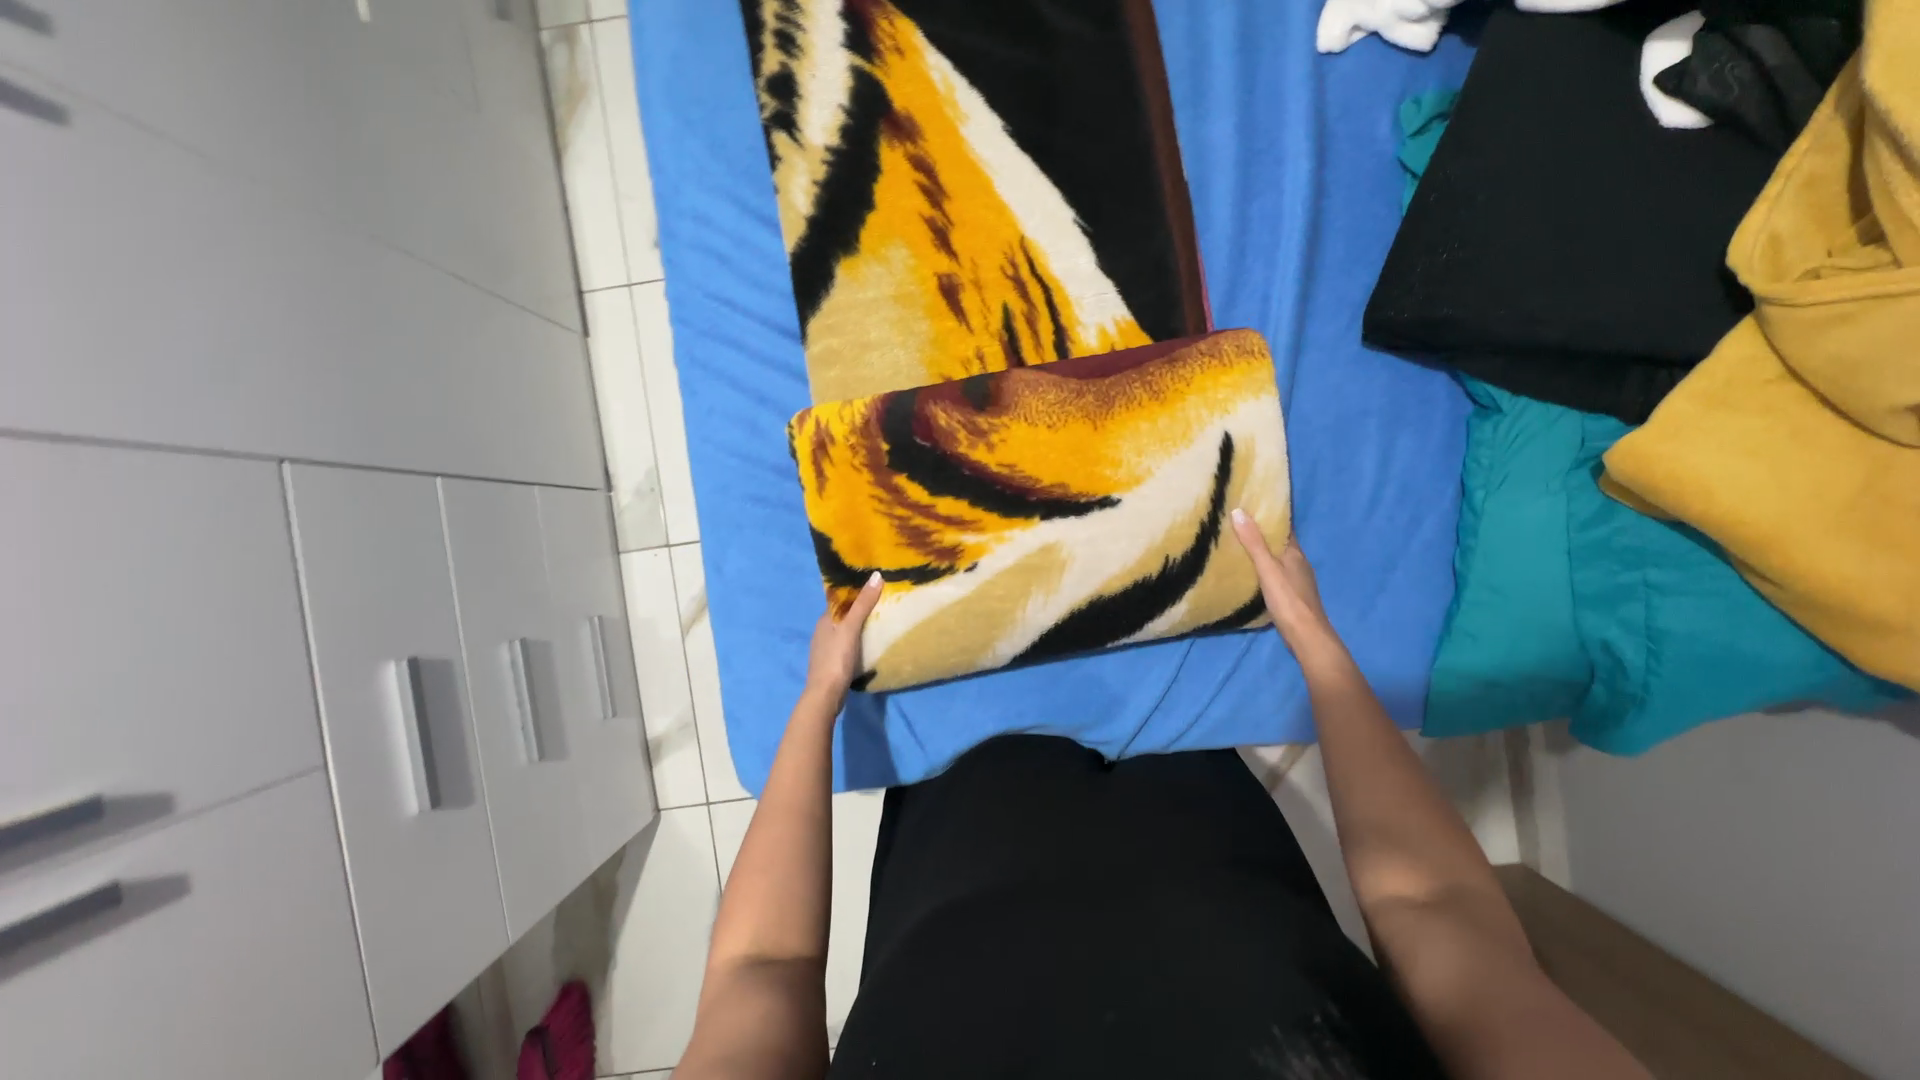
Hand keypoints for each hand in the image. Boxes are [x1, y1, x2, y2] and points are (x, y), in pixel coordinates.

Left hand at [804, 571, 884, 701]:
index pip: (840, 600)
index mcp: (824, 620)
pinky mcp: (833, 663)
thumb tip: (876, 576)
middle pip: (843, 615)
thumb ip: (862, 604)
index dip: (856, 592)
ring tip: (881, 622)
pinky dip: (858, 641)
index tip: (875, 586)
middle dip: (859, 609)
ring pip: (845, 631)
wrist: (826, 694)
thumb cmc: (836, 658)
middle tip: (883, 603)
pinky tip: (870, 644)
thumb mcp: (851, 628)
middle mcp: (823, 632)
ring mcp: (826, 648)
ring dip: (859, 626)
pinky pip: (847, 645)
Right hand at [1229, 508, 1342, 661]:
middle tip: (1239, 523)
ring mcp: (1297, 580)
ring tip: (1240, 545)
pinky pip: (1276, 574)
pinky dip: (1264, 568)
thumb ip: (1253, 543)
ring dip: (1263, 552)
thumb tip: (1239, 511)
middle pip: (1280, 543)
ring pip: (1278, 559)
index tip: (1252, 505)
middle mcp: (1299, 563)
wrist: (1306, 635)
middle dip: (1263, 533)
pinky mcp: (1292, 595)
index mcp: (1295, 553)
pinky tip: (1251, 572)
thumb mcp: (1267, 568)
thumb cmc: (1288, 599)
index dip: (1270, 516)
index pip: (1284, 527)